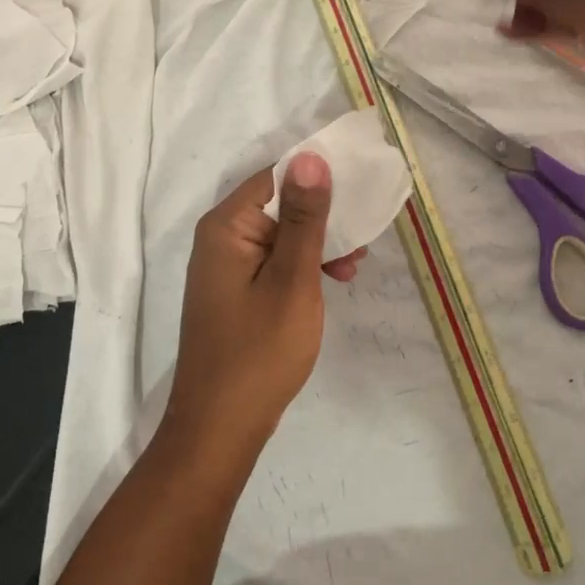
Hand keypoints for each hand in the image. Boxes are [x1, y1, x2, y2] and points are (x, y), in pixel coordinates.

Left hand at [165, 154, 364, 449]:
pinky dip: (303, 266)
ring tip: (352, 268)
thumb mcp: (293, 281)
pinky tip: (332, 282)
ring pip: (282, 233)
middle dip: (324, 216)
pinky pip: (274, 260)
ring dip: (319, 243)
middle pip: (279, 203)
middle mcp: (220, 237)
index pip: (277, 176)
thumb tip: (311, 157)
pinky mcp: (235, 290)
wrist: (220, 427)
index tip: (363, 186)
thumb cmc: (259, 352)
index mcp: (227, 226)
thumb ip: (304, 219)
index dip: (320, 176)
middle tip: (364, 239)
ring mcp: (226, 265)